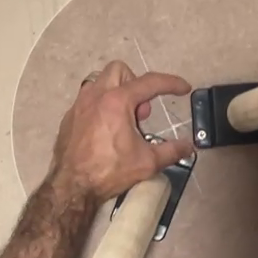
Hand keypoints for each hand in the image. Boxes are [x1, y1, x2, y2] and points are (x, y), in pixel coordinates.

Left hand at [47, 60, 195, 203]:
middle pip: (119, 71)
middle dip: (135, 84)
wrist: (71, 187)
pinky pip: (88, 101)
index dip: (171, 83)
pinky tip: (106, 132)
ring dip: (117, 94)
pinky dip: (102, 108)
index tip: (183, 88)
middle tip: (140, 112)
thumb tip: (188, 146)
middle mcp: (95, 97)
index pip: (150, 82)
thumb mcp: (146, 163)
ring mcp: (79, 106)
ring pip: (100, 83)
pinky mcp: (69, 118)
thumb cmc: (108, 172)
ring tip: (124, 122)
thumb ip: (171, 151)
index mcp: (117, 101)